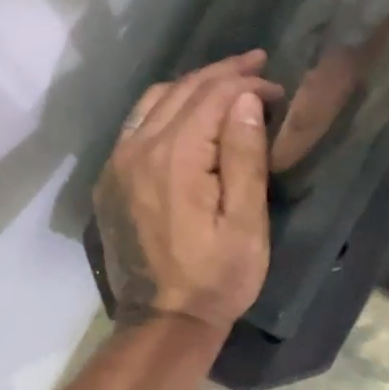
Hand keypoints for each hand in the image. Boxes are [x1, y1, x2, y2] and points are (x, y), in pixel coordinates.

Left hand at [93, 51, 284, 330]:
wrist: (163, 322)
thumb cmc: (217, 279)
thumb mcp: (245, 226)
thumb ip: (243, 158)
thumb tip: (245, 101)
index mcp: (174, 158)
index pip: (211, 96)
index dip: (246, 85)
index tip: (278, 91)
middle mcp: (137, 149)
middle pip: (180, 90)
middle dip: (222, 75)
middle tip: (258, 67)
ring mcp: (117, 164)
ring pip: (153, 102)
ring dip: (192, 87)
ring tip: (225, 84)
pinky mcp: (110, 181)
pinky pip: (135, 126)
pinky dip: (165, 109)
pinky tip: (186, 115)